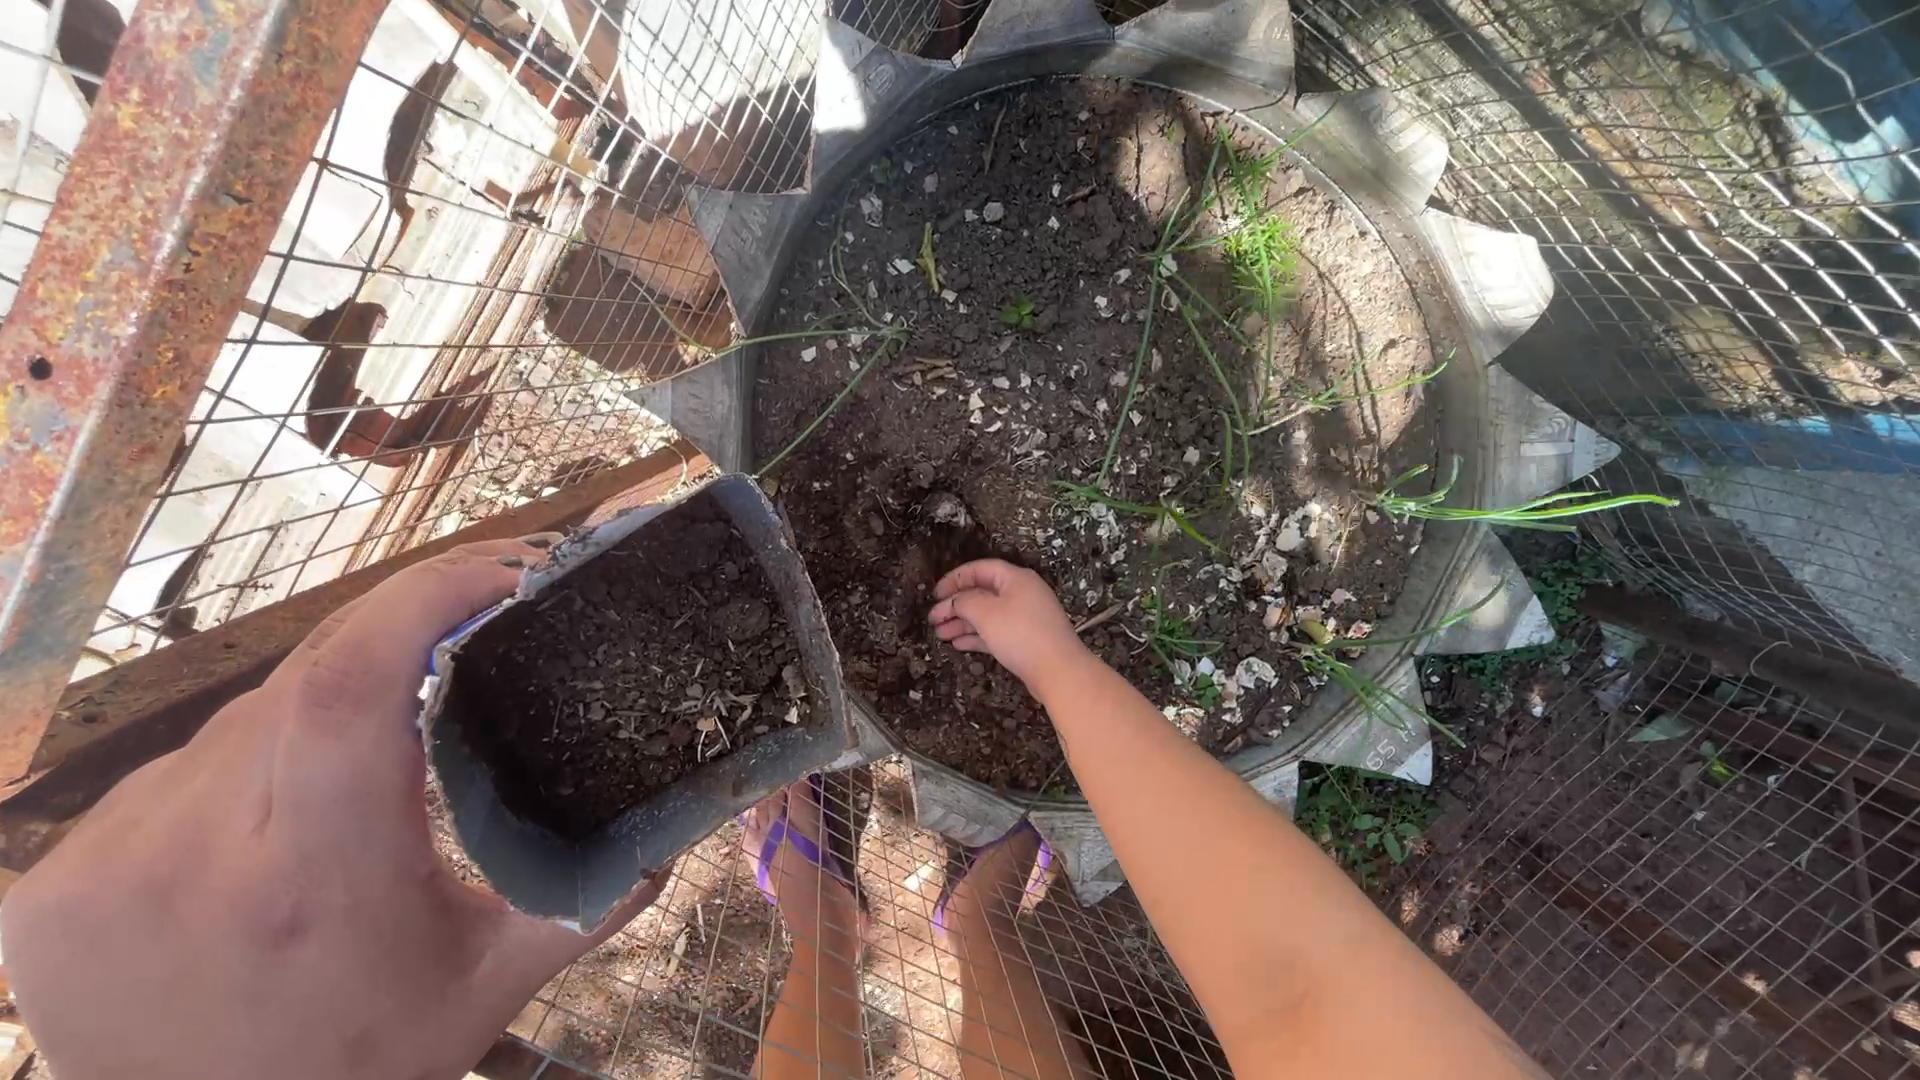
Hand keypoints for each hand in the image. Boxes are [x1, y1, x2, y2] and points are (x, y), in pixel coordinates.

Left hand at [2, 539, 669, 1079]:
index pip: (350, 686)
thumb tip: (677, 816)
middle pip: (311, 674)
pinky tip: (310, 779)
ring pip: (256, 707)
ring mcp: (102, 859)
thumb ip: (596, 893)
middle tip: (485, 612)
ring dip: (344, 686)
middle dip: (407, 624)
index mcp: (314, 882)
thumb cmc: (373, 1057)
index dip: (425, 600)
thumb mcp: (501, 978)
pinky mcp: (50, 872)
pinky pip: (198, 754)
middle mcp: (191, 856)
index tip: (504, 571)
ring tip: (408, 714)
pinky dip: (275, 738)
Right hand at [927, 559, 1093, 694]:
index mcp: (1016, 579)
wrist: (1059, 670)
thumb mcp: (986, 613)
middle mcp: (1022, 594)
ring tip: (940, 634)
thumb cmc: (1021, 634)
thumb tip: (956, 600)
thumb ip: (965, 601)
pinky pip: (996, 632)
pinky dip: (977, 636)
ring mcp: (1025, 618)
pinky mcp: (1026, 640)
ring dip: (963, 623)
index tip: (936, 593)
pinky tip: (958, 644)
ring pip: (987, 615)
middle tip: (933, 618)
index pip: (981, 569)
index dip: (955, 578)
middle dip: (956, 605)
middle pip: (982, 593)